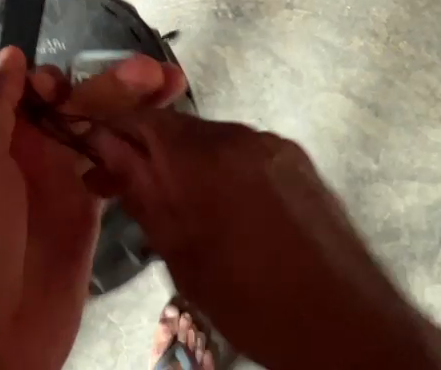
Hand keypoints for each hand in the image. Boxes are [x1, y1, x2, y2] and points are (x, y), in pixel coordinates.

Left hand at [0, 46, 186, 369]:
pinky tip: (167, 134)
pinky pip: (114, 169)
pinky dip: (138, 149)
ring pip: (101, 131)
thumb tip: (11, 56)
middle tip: (156, 73)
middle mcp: (28, 152)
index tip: (80, 85)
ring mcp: (59, 183)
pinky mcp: (86, 214)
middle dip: (114, 84)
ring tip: (173, 84)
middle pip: (75, 105)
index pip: (32, 89)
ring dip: (136, 108)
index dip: (60, 80)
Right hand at [84, 109, 440, 369]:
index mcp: (206, 157)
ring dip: (184, 163)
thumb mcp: (182, 255)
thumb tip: (103, 148)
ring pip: (209, 140)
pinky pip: (242, 151)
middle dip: (146, 152)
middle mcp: (240, 135)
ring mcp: (273, 143)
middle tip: (121, 189)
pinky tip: (223, 211)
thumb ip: (141, 192)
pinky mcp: (296, 159)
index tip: (91, 155)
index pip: (142, 118)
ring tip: (177, 209)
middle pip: (176, 128)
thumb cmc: (254, 300)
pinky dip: (220, 170)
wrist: (348, 323)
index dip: (111, 130)